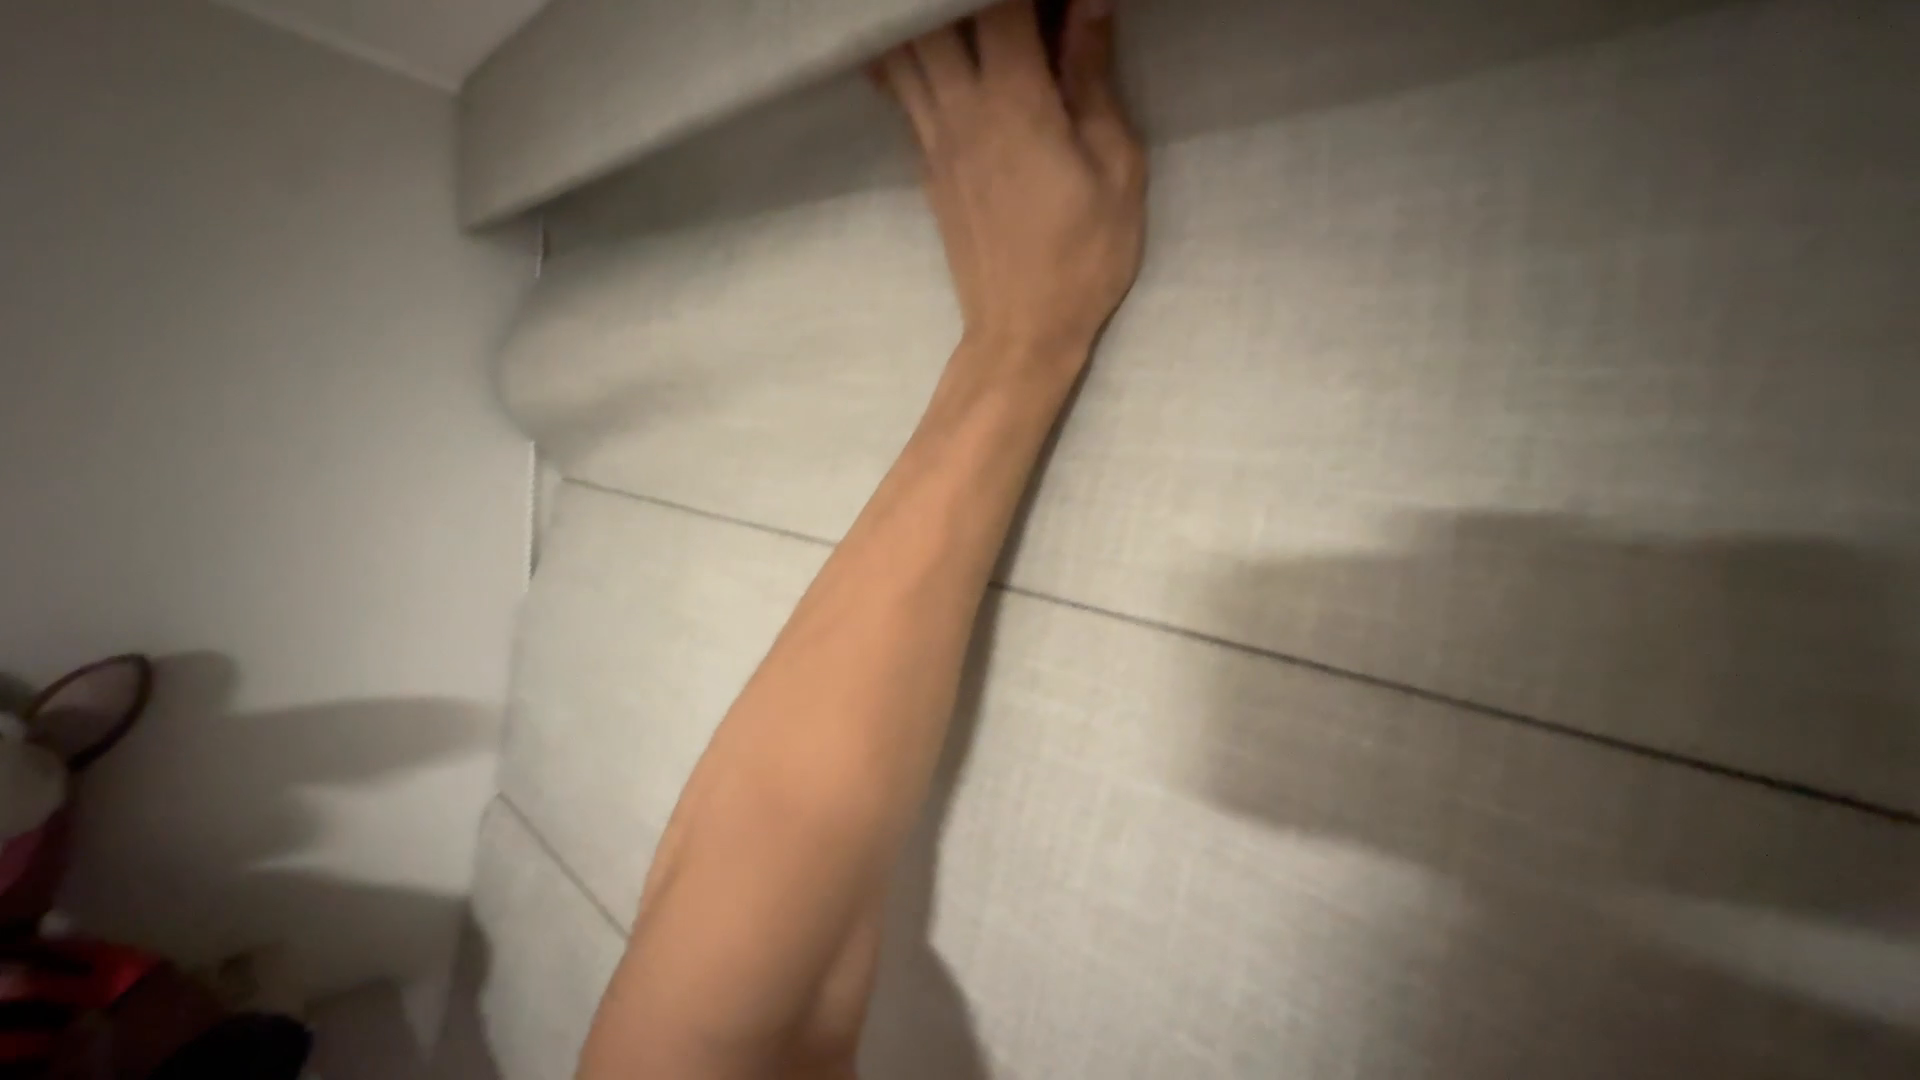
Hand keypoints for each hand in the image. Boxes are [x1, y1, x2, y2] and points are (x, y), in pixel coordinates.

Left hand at [878, 0, 1146, 380]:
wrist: (1021, 331)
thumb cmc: (1081, 258)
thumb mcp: (1116, 169)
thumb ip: (1095, 80)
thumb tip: (1089, 2)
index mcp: (1014, 102)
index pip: (999, 4)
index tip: (1049, 5)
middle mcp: (961, 111)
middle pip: (930, 20)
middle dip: (960, 6)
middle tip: (1008, 19)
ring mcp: (933, 142)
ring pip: (902, 54)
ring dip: (925, 27)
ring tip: (962, 30)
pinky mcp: (925, 171)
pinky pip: (901, 97)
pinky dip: (908, 63)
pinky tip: (937, 61)